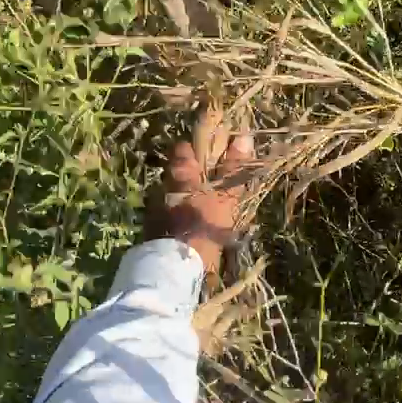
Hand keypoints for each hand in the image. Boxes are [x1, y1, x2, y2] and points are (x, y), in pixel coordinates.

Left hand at [147, 106, 253, 277]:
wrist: (179, 265)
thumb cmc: (204, 224)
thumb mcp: (225, 195)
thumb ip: (234, 168)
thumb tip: (244, 137)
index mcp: (180, 174)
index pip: (183, 148)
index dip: (196, 147)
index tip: (213, 151)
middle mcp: (165, 186)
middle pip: (179, 171)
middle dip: (195, 173)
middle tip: (215, 180)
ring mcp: (158, 207)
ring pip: (176, 193)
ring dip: (191, 195)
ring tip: (209, 204)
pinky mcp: (158, 228)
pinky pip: (174, 212)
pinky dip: (186, 213)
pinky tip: (198, 223)